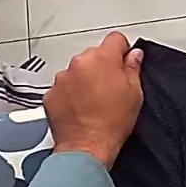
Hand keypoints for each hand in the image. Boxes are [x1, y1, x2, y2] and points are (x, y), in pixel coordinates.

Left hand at [46, 32, 144, 168]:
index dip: (122, 50)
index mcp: (102, 58)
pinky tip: (80, 109)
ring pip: (77, 71)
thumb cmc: (111, 123)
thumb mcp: (134, 93)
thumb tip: (134, 55)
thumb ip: (133, 68)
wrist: (87, 147)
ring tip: (94, 102)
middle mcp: (79, 63)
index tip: (123, 61)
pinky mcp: (51, 94)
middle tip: (110, 88)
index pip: (115, 39)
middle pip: (94, 55)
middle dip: (101, 67)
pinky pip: (63, 87)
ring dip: (84, 80)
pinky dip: (70, 94)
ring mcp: (62, 78)